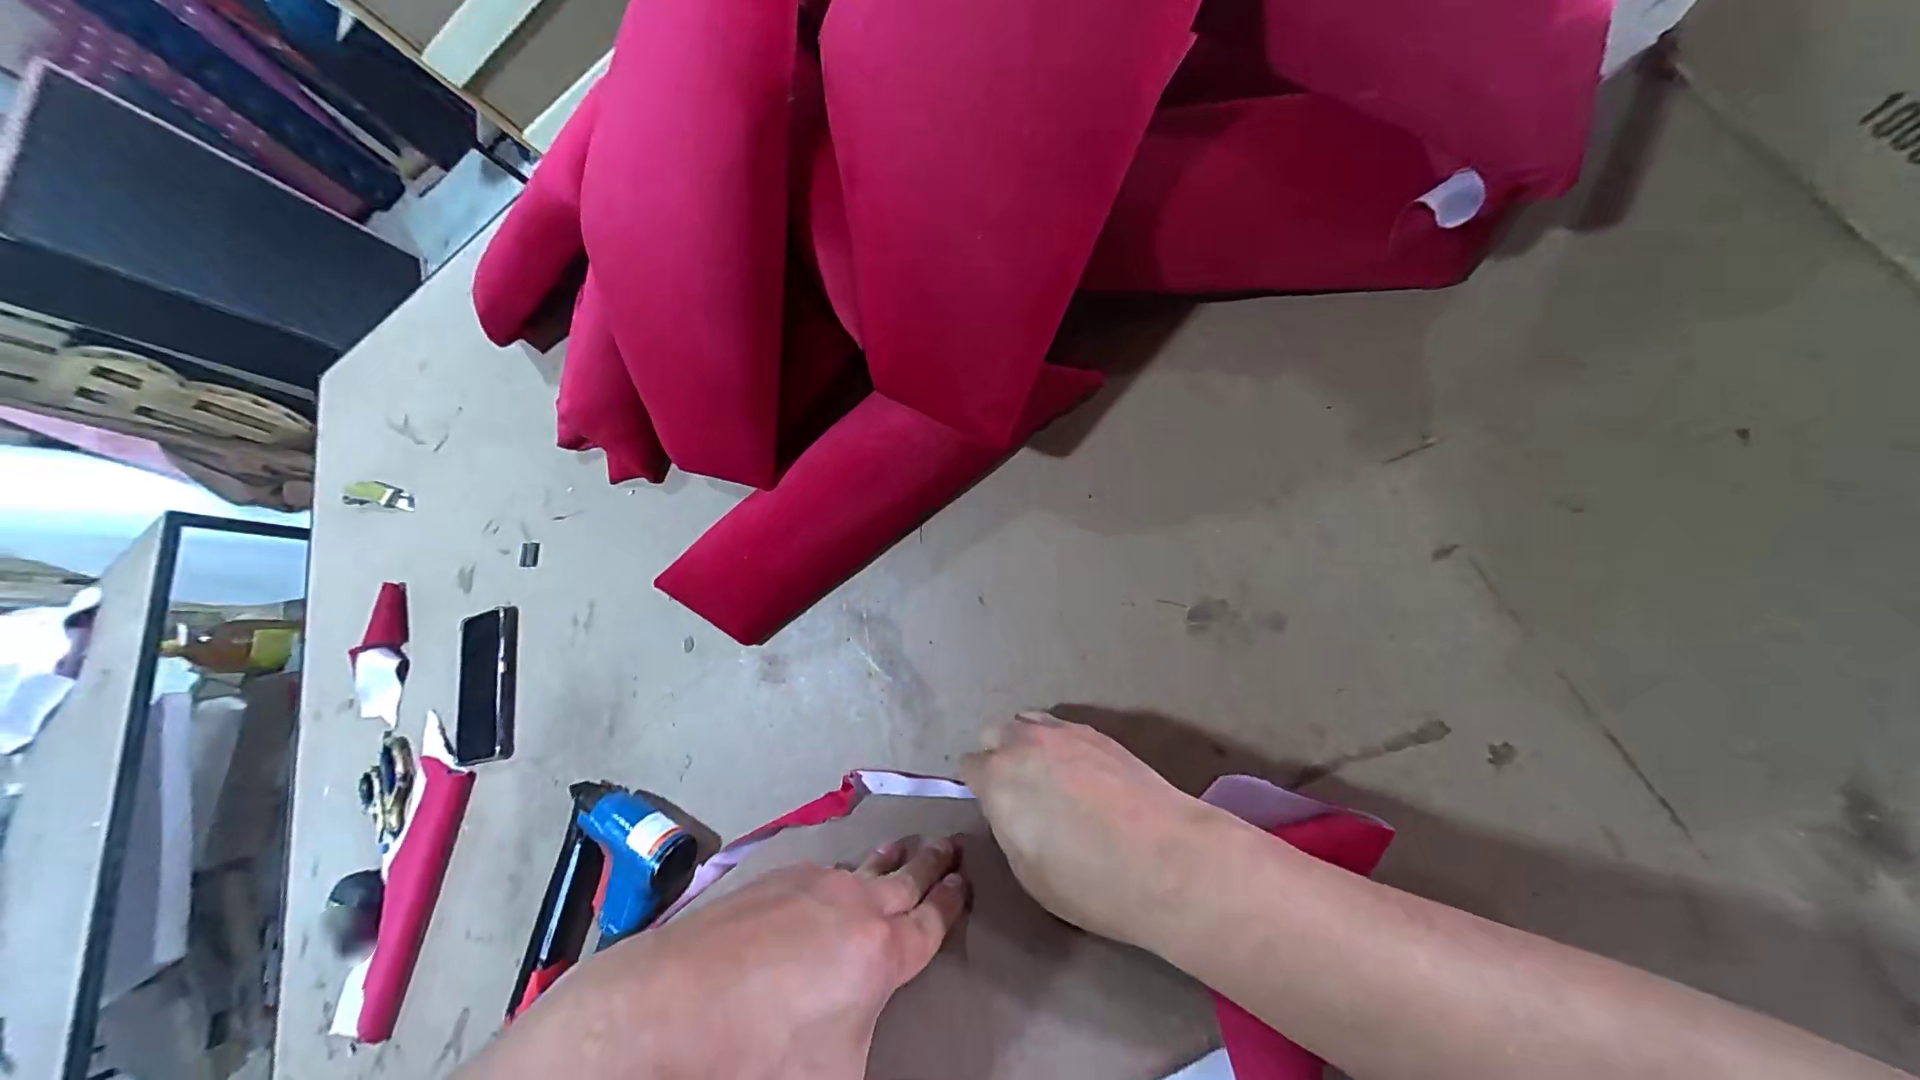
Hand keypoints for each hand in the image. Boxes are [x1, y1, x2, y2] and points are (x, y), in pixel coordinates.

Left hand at [460, 835, 968, 1079]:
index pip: (932, 919)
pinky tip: (832, 882)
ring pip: (864, 867)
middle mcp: (854, 905)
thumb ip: (863, 1050)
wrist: (667, 1008)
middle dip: (932, 861)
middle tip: (950, 843)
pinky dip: (842, 874)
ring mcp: (812, 885)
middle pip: (907, 876)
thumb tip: (859, 1038)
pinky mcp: (774, 879)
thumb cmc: (760, 1059)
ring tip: (903, 847)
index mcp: (880, 953)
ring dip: (889, 859)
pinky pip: (823, 872)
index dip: (952, 901)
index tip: (965, 880)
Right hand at [959, 711, 1232, 950]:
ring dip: (1028, 743)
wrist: (1169, 860)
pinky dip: (1060, 744)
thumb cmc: (1090, 882)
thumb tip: (1012, 809)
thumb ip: (1008, 826)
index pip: (968, 765)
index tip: (992, 807)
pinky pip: (1063, 729)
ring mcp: (1065, 733)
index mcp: (998, 777)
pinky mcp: (1100, 734)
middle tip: (1018, 791)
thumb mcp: (1027, 870)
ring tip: (1049, 777)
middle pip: (995, 732)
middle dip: (997, 755)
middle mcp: (1025, 743)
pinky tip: (1082, 774)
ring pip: (1029, 722)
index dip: (977, 787)